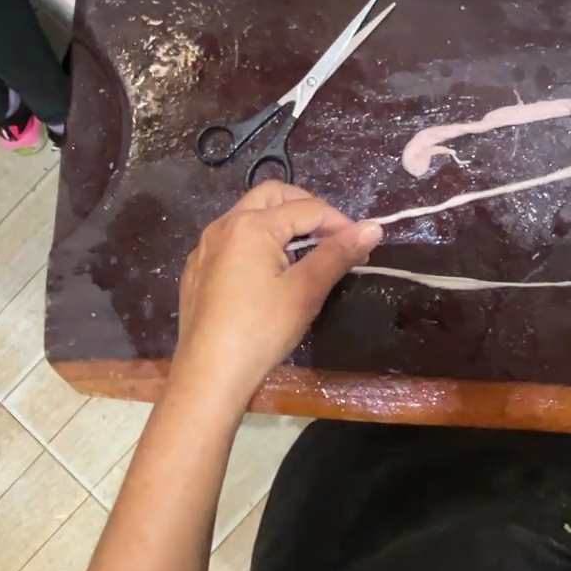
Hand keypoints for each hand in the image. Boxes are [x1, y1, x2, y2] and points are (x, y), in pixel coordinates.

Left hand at [174, 181, 380, 399]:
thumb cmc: (261, 330)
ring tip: (304, 254)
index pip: (307, 209)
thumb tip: (373, 227)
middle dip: (306, 208)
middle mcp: (224, 225)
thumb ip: (338, 253)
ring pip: (249, 216)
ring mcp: (205, 247)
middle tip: (331, 236)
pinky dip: (257, 242)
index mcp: (252, 225)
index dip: (339, 222)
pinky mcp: (197, 270)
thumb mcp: (306, 290)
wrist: (209, 374)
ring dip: (280, 223)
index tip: (361, 245)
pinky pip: (232, 240)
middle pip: (272, 196)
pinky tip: (267, 274)